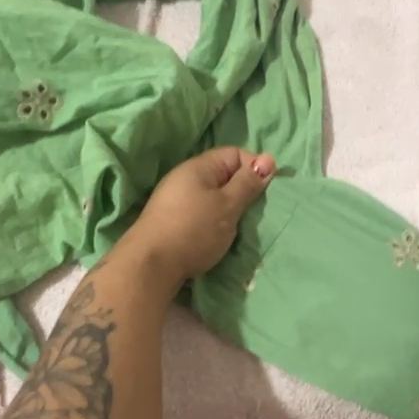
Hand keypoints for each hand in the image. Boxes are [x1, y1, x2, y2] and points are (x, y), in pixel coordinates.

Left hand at [117, 147, 274, 284]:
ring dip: (231, 209)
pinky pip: (203, 211)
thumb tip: (268, 158)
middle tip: (257, 212)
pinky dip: (217, 220)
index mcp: (199, 167)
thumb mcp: (227, 205)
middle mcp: (186, 178)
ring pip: (214, 196)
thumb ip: (248, 183)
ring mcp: (177, 200)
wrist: (151, 265)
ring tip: (242, 226)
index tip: (266, 192)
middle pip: (224, 175)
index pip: (235, 154)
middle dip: (244, 191)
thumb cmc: (194, 230)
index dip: (254, 168)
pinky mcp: (174, 220)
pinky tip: (222, 235)